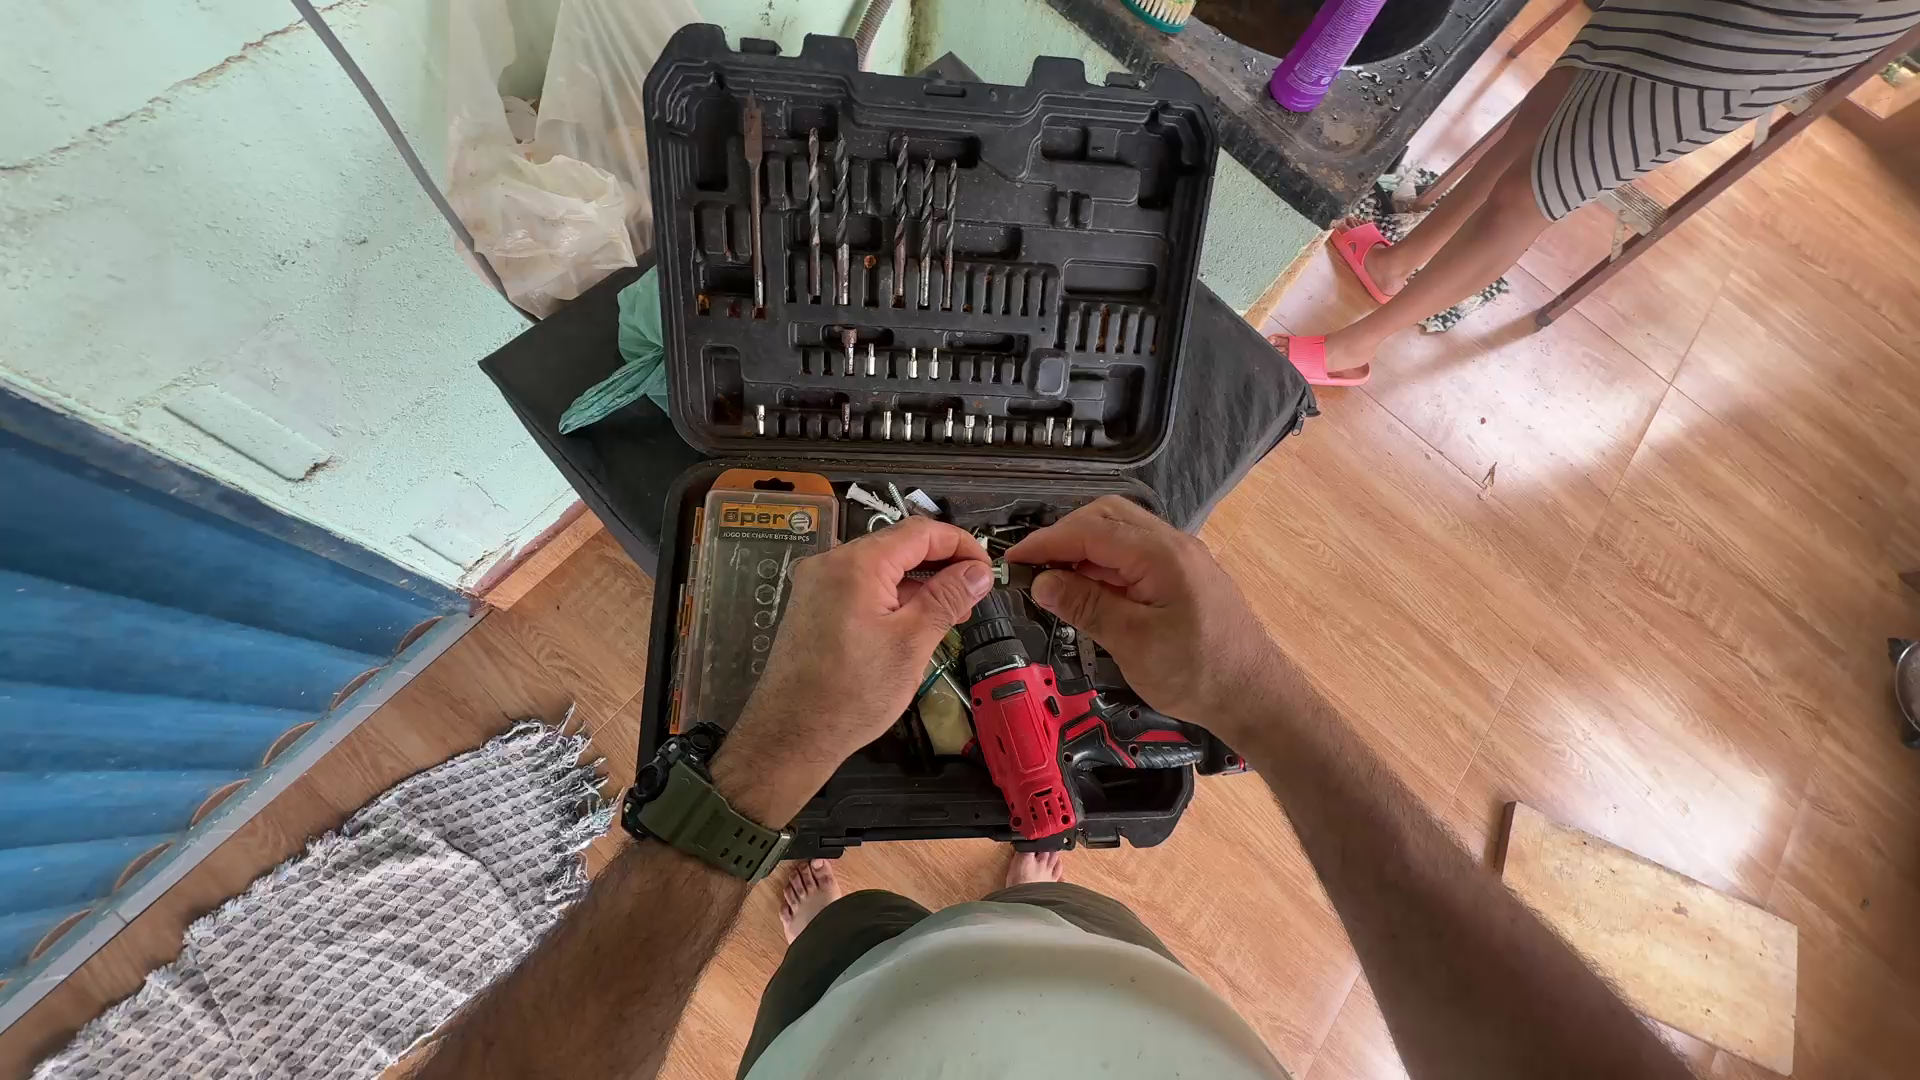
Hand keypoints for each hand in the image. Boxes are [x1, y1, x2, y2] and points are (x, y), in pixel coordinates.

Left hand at [713, 517, 993, 824]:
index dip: (961, 545)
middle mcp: (832, 562)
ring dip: (920, 583)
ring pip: (882, 567)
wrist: (791, 736)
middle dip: (942, 565)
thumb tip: (979, 572)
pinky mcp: (814, 605)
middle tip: (975, 596)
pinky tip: (916, 621)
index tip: (987, 571)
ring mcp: (819, 583)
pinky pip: (862, 586)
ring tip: (953, 613)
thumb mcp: (911, 642)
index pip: (921, 532)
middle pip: (900, 546)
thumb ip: (947, 598)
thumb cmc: (853, 692)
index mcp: (857, 563)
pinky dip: (894, 597)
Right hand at [1004, 496, 1281, 736]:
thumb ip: (1086, 605)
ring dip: (1084, 548)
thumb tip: (1042, 582)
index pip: (1090, 531)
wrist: (1256, 697)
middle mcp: (1172, 544)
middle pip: (1107, 517)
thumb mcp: (1133, 642)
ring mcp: (1180, 558)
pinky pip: (1135, 554)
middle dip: (1065, 535)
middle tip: (1034, 565)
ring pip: (1121, 532)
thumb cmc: (1197, 673)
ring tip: (1055, 579)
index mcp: (1161, 555)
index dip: (1047, 541)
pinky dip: (1104, 563)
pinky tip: (1089, 589)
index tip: (1013, 558)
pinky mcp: (1183, 575)